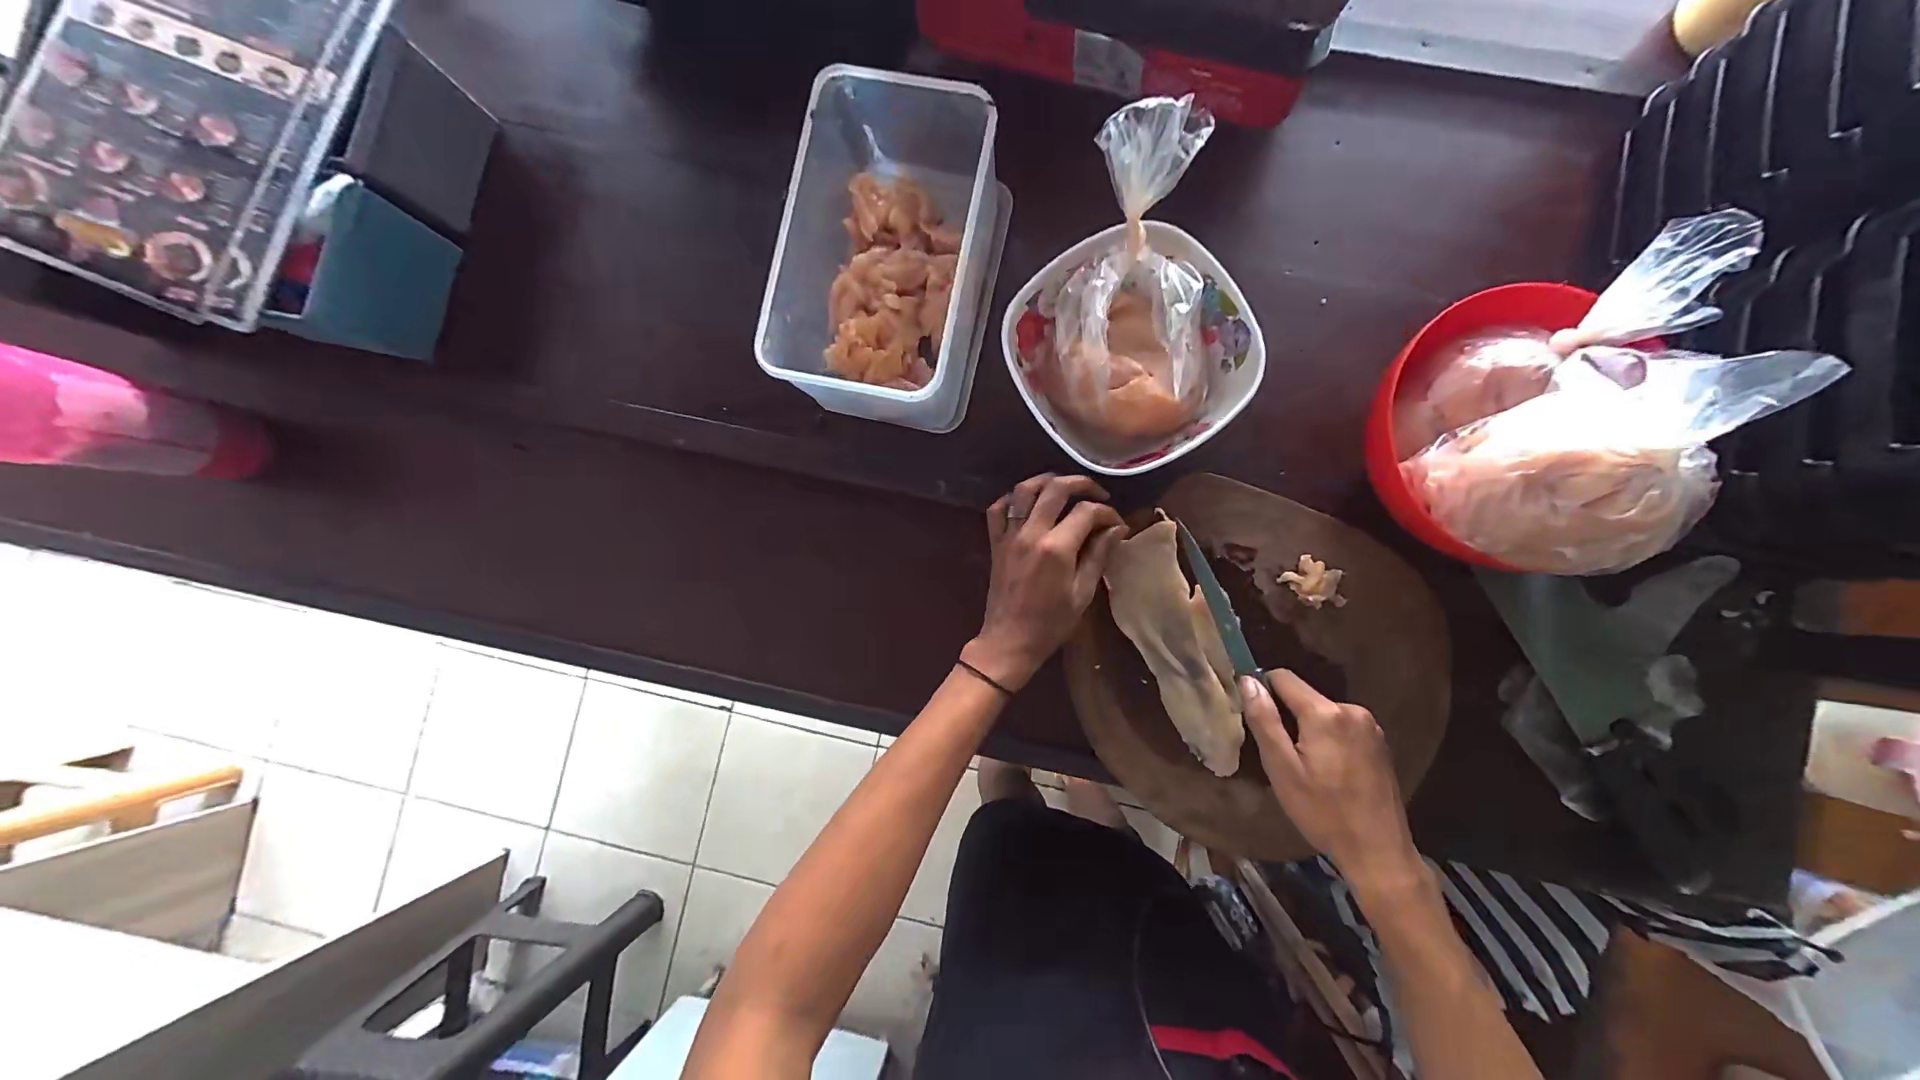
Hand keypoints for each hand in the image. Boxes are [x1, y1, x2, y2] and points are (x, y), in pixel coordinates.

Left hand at [963, 473, 1125, 691]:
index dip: (1106, 512)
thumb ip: (1098, 555)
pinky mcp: (995, 542)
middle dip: (1081, 483)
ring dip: (1046, 480)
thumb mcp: (1083, 593)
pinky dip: (1012, 498)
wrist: (1009, 640)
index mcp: (1056, 547)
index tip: (1116, 523)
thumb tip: (1116, 529)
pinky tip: (1028, 502)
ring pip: (1023, 490)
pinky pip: (998, 509)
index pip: (1086, 511)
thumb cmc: (1051, 623)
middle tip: (1097, 492)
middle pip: (1055, 488)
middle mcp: (1030, 533)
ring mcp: (1009, 535)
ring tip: (1064, 486)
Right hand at [1241, 670, 1422, 893]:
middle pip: (1304, 695)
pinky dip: (1327, 737)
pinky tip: (1326, 768)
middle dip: (1286, 713)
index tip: (1255, 717)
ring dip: (1307, 726)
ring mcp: (1371, 726)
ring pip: (1322, 711)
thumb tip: (1247, 681)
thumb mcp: (1282, 767)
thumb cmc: (1322, 811)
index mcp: (1325, 713)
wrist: (1378, 851)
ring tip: (1302, 763)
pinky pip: (1341, 725)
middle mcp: (1352, 710)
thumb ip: (1264, 720)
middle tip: (1278, 751)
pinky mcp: (1379, 743)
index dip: (1262, 690)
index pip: (1283, 677)